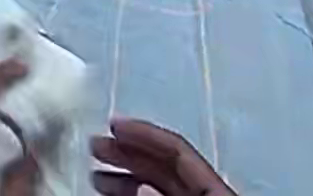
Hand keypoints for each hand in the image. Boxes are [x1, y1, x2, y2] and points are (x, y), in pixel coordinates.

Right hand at [91, 119, 236, 195]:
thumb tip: (141, 184)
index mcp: (217, 187)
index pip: (176, 148)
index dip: (142, 132)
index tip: (111, 123)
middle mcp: (207, 191)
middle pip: (163, 164)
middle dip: (126, 152)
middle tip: (95, 145)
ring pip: (157, 186)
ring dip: (124, 176)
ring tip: (95, 174)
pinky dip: (132, 195)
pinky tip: (111, 193)